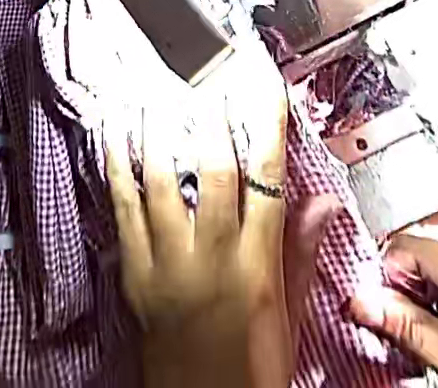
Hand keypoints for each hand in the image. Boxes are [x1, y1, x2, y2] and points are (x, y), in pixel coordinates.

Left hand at [104, 65, 337, 387]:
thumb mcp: (289, 316)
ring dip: (159, 133)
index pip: (267, 181)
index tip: (265, 86)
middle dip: (211, 119)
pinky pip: (123, 211)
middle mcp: (210, 259)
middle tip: (206, 78)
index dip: (268, 127)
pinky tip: (114, 135)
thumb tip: (322, 201)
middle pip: (213, 173)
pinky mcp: (135, 276)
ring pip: (161, 183)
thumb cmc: (252, 369)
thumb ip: (302, 252)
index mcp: (256, 267)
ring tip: (159, 94)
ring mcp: (167, 266)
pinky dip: (118, 168)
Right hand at [349, 235, 437, 387]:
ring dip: (413, 301)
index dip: (384, 276)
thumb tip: (360, 299)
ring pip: (428, 272)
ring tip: (413, 338)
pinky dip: (431, 308)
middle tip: (389, 328)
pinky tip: (434, 338)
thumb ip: (410, 329)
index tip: (372, 309)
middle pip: (417, 256)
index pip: (407, 246)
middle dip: (396, 288)